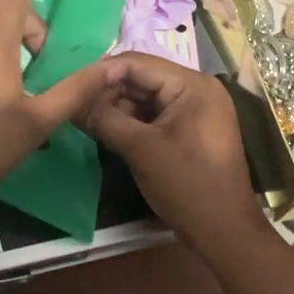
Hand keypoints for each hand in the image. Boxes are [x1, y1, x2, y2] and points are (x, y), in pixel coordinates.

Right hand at [82, 53, 268, 250]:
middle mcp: (197, 89)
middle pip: (142, 78)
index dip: (100, 72)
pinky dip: (131, 122)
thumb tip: (72, 102)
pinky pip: (156, 116)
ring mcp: (196, 110)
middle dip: (107, 91)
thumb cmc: (186, 185)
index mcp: (192, 84)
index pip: (137, 62)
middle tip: (71, 103)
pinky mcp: (191, 130)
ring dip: (116, 107)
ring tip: (83, 118)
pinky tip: (106, 130)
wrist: (224, 231)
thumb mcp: (140, 149)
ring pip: (146, 98)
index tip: (69, 86)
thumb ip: (105, 119)